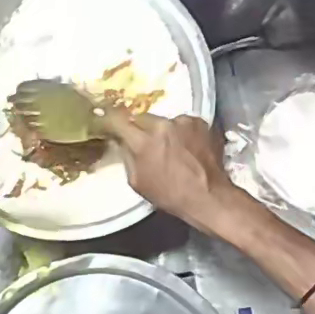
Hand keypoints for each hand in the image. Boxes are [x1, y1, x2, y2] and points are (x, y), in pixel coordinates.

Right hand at [101, 113, 258, 238]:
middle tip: (145, 143)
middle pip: (142, 118)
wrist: (208, 195)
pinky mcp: (200, 122)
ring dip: (164, 132)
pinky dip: (182, 133)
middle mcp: (162, 125)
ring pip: (164, 121)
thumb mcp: (138, 182)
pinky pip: (183, 124)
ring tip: (173, 150)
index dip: (110, 120)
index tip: (106, 122)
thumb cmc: (170, 195)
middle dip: (140, 129)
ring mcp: (183, 121)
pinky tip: (188, 149)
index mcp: (143, 141)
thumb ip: (127, 157)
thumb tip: (121, 141)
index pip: (118, 120)